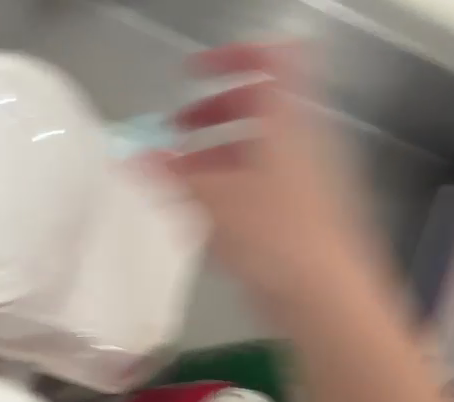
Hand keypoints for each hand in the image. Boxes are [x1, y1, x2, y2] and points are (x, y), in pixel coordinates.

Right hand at [165, 43, 383, 302]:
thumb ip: (171, 175)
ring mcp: (291, 178)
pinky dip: (215, 186)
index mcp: (284, 125)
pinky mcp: (284, 212)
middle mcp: (292, 143)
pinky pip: (245, 184)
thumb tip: (132, 155)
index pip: (271, 63)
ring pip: (246, 149)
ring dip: (206, 154)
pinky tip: (189, 212)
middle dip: (209, 112)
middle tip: (170, 134)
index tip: (191, 72)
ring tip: (169, 178)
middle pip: (255, 106)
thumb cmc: (274, 237)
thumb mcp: (214, 202)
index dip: (233, 58)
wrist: (321, 293)